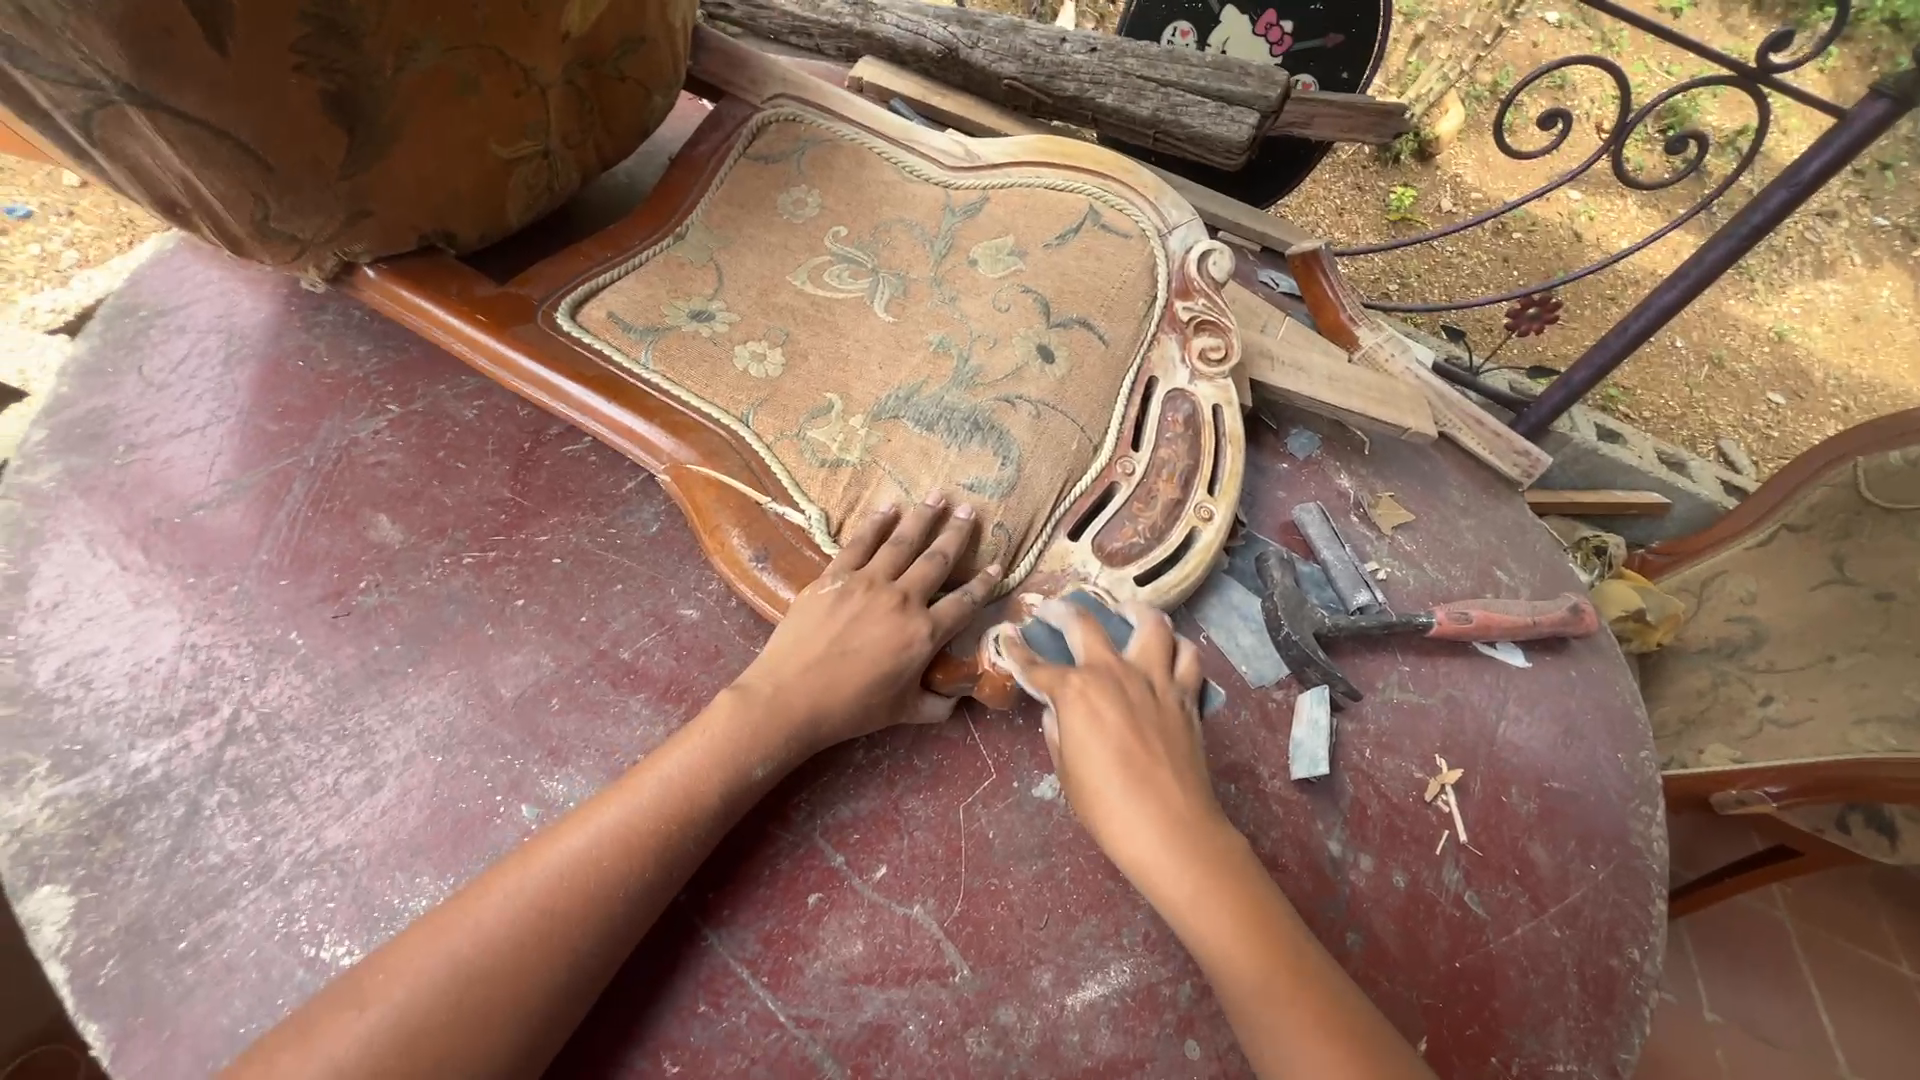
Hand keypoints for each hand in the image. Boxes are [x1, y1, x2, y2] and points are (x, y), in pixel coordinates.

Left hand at [731, 492, 1000, 751]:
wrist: (791, 698)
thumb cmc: (850, 709)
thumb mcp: (903, 713)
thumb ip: (936, 705)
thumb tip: (956, 701)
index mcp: (923, 634)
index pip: (964, 602)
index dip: (985, 583)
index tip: (998, 564)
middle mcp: (902, 600)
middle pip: (937, 560)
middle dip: (957, 534)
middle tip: (970, 510)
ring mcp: (867, 583)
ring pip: (902, 542)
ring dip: (923, 517)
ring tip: (938, 496)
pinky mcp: (834, 576)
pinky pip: (860, 543)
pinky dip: (876, 523)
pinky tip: (888, 507)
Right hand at [997, 600, 1228, 879]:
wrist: (1169, 827)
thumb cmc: (1106, 806)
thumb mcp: (1065, 770)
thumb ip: (1057, 730)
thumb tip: (1058, 711)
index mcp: (1076, 691)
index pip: (1035, 665)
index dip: (1015, 651)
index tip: (1006, 635)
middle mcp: (1113, 672)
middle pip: (1085, 624)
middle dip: (1061, 610)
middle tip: (1051, 608)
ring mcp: (1154, 679)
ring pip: (1150, 624)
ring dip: (1134, 611)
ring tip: (1127, 610)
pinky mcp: (1186, 694)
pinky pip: (1187, 656)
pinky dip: (1178, 646)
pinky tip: (1171, 648)